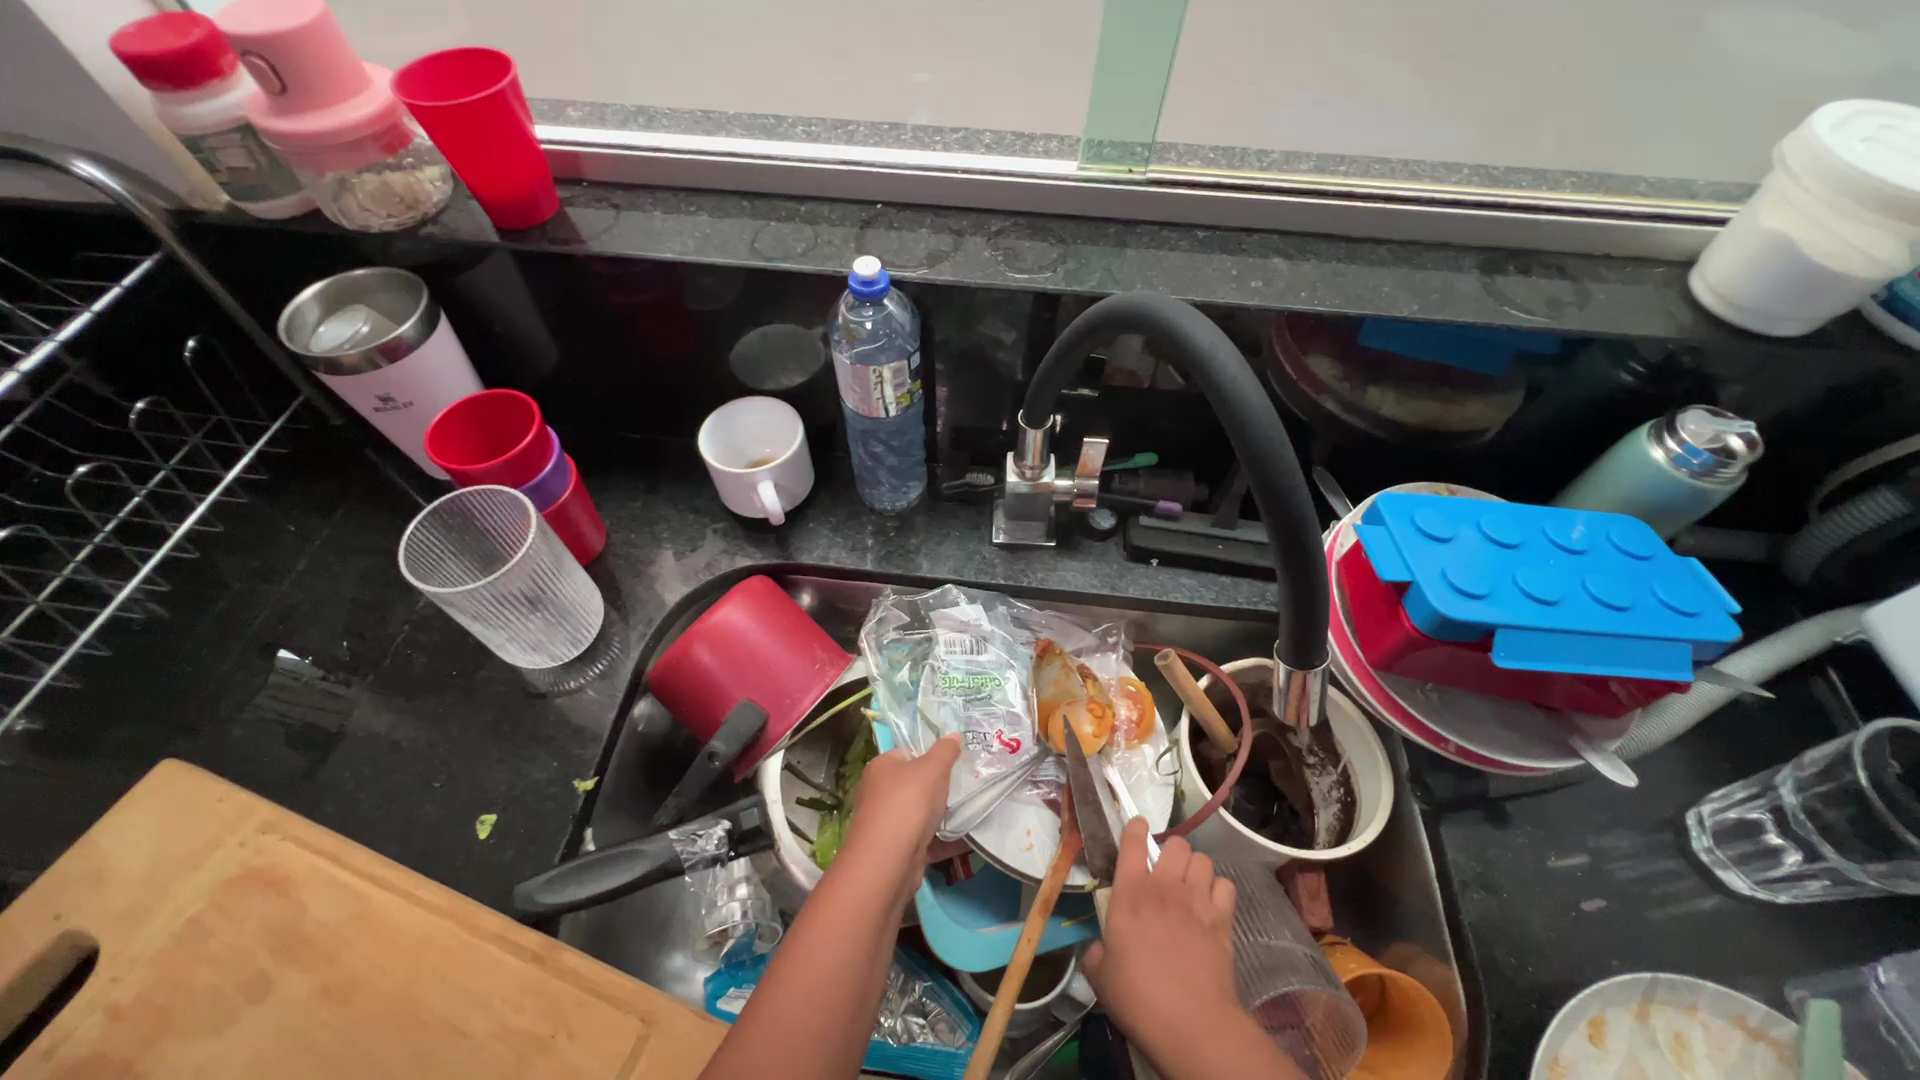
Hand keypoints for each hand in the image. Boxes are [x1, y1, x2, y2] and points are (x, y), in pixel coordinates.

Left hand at [845, 734, 960, 864]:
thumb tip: (954, 735)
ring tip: (968, 812)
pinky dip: (942, 840)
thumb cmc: (908, 802)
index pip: (906, 754)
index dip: (929, 757)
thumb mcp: (933, 768)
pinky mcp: (895, 848)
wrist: (889, 859)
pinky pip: (924, 839)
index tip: (952, 764)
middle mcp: (877, 792)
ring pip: (918, 814)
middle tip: (962, 788)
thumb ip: (945, 751)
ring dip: (940, 815)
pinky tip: (964, 840)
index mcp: (881, 767)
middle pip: (913, 785)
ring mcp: (885, 822)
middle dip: (937, 788)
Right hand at [1082, 819, 1238, 1053]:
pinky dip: (1218, 889)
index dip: (1135, 829)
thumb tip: (1102, 946)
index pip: (1133, 844)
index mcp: (1129, 895)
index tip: (1137, 826)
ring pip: (1203, 860)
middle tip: (1165, 870)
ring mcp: (1198, 902)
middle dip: (1171, 850)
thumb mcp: (1099, 975)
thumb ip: (1097, 951)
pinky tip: (1211, 904)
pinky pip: (1226, 885)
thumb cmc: (1137, 997)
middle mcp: (1165, 888)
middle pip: (1176, 844)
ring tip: (1190, 884)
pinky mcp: (1223, 921)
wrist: (1190, 1022)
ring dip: (1195, 867)